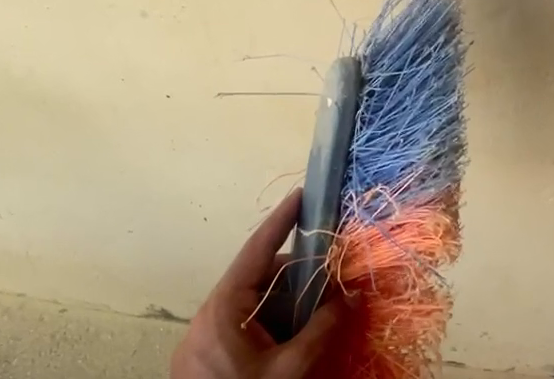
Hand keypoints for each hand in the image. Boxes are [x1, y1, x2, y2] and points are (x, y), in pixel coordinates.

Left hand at [170, 190, 353, 378]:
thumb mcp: (290, 371)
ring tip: (316, 320)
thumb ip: (323, 328)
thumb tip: (350, 296)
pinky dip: (273, 326)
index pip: (256, 251)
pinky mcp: (206, 362)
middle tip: (330, 285)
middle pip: (259, 279)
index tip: (303, 193)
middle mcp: (207, 319)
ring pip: (253, 305)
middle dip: (297, 279)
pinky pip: (244, 327)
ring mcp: (203, 342)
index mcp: (221, 311)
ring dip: (287, 307)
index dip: (281, 220)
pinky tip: (295, 341)